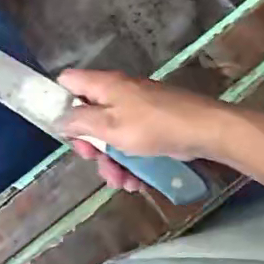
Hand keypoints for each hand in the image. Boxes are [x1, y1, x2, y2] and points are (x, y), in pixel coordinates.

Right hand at [57, 69, 233, 192]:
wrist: (204, 131)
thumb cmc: (153, 126)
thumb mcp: (109, 126)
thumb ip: (80, 122)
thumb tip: (59, 119)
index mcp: (104, 86)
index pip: (69, 82)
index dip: (59, 102)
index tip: (62, 129)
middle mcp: (118, 93)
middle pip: (89, 116)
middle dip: (90, 144)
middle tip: (94, 160)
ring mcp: (137, 110)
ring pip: (110, 136)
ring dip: (111, 161)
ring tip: (121, 181)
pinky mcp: (152, 126)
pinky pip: (131, 143)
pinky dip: (130, 162)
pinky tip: (136, 181)